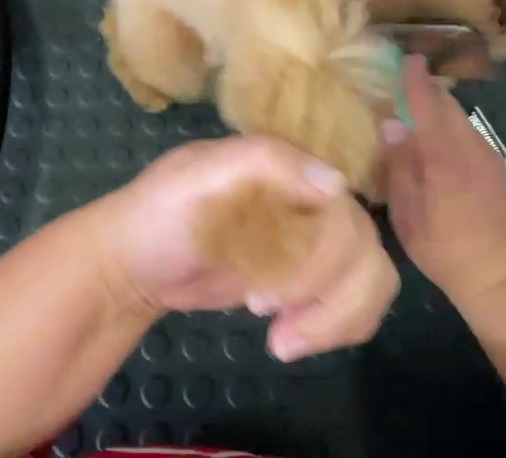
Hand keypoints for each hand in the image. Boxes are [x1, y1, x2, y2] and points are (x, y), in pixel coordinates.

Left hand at [88, 135, 399, 361]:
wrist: (133, 263)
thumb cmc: (159, 214)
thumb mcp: (199, 176)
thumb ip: (265, 162)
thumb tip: (337, 183)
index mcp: (288, 163)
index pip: (341, 209)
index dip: (318, 261)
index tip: (263, 294)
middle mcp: (309, 194)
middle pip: (363, 247)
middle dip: (324, 295)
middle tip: (261, 312)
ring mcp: (312, 235)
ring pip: (372, 275)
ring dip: (338, 317)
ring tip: (282, 342)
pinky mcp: (309, 274)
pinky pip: (358, 298)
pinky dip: (339, 325)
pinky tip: (295, 339)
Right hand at [383, 54, 505, 308]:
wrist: (501, 279)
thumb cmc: (444, 250)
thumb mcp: (408, 214)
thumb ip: (400, 165)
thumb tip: (391, 124)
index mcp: (445, 160)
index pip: (428, 107)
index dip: (415, 81)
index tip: (407, 58)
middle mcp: (471, 150)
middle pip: (448, 106)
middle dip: (426, 91)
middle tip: (400, 87)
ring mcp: (490, 159)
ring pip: (461, 120)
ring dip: (439, 112)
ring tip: (414, 118)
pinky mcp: (499, 170)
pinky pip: (470, 137)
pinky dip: (451, 130)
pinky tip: (437, 148)